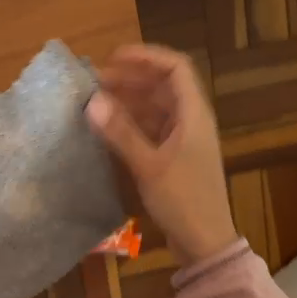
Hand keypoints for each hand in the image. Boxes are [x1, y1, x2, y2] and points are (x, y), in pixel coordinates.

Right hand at [86, 44, 237, 264]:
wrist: (205, 240)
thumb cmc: (182, 200)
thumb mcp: (148, 166)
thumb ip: (120, 133)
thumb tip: (92, 101)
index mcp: (193, 114)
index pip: (174, 68)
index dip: (146, 57)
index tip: (113, 57)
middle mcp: (191, 122)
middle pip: (163, 87)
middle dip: (132, 79)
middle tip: (96, 82)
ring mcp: (184, 142)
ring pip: (156, 110)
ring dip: (130, 102)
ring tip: (98, 103)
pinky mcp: (175, 161)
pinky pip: (153, 132)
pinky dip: (132, 126)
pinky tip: (110, 131)